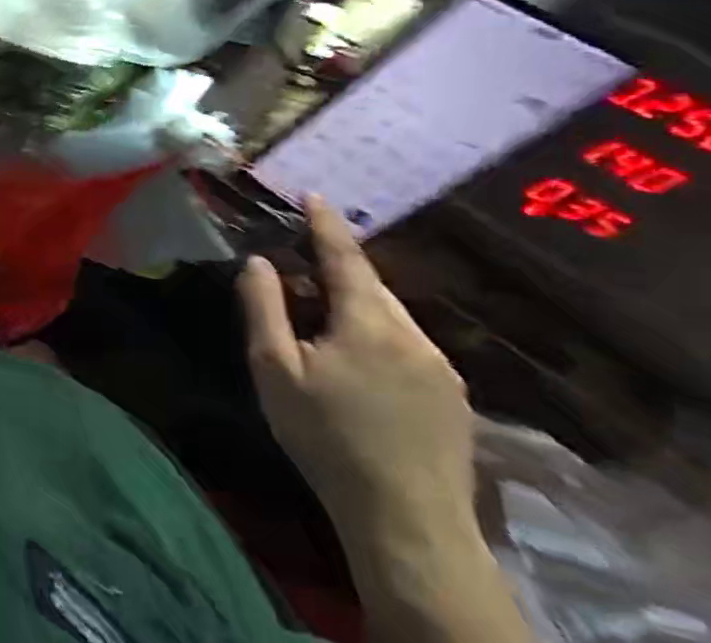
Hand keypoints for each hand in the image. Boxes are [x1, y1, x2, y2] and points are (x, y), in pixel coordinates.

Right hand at [237, 196, 473, 538]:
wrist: (406, 516)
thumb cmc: (324, 435)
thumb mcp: (274, 368)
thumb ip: (264, 308)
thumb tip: (258, 261)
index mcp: (368, 324)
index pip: (346, 259)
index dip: (327, 225)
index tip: (314, 195)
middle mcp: (413, 335)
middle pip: (371, 287)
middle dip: (335, 270)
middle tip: (295, 274)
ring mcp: (441, 367)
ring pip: (391, 316)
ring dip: (355, 305)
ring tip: (319, 321)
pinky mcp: (452, 396)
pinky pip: (407, 344)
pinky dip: (375, 333)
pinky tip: (354, 362)